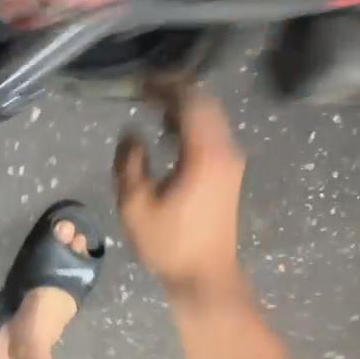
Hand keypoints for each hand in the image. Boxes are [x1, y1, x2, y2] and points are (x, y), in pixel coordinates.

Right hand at [114, 89, 248, 304]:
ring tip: (151, 106)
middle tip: (143, 90)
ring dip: (182, 108)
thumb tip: (131, 134)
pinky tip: (167, 133)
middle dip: (174, 92)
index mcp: (204, 153)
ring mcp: (230, 162)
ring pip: (210, 119)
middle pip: (204, 105)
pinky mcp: (227, 173)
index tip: (139, 83)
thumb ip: (129, 163)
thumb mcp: (135, 204)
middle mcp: (225, 150)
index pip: (190, 102)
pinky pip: (210, 135)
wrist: (204, 275)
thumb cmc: (168, 243)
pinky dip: (189, 125)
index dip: (165, 86)